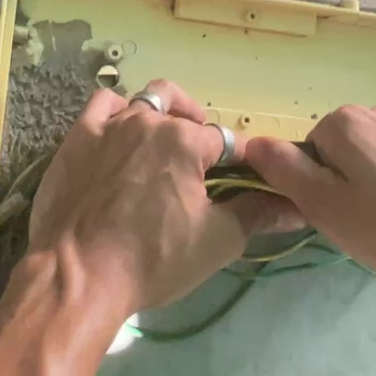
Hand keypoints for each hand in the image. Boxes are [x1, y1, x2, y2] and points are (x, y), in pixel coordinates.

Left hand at [27, 79, 299, 311]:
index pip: (225, 142)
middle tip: (196, 171)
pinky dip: (119, 112)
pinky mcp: (78, 135)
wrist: (78, 274)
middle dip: (197, 136)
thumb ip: (257, 213)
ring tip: (163, 147)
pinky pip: (103, 104)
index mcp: (186, 141)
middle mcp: (149, 121)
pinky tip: (121, 134)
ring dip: (162, 117)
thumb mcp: (216, 241)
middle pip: (185, 117)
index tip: (235, 188)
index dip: (235, 166)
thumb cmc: (152, 259)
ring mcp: (110, 125)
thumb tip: (297, 205)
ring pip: (146, 101)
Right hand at [241, 105, 375, 289]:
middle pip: (332, 159)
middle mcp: (371, 112)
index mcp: (340, 123)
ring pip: (366, 167)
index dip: (310, 195)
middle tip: (367, 233)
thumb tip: (250, 144)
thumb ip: (285, 173)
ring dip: (372, 198)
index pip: (298, 157)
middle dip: (342, 195)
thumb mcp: (331, 210)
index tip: (337, 224)